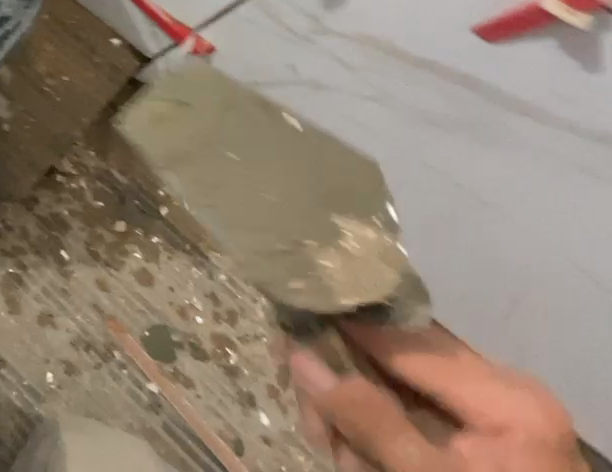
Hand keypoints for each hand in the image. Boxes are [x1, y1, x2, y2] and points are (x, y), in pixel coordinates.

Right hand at [289, 321, 586, 471]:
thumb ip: (364, 417)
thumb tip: (296, 352)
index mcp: (505, 394)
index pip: (394, 334)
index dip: (332, 328)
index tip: (280, 335)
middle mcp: (503, 385)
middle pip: (389, 352)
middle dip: (342, 387)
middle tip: (314, 427)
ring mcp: (495, 405)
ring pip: (390, 377)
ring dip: (352, 412)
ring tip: (336, 452)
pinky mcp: (485, 425)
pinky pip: (408, 402)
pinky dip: (376, 425)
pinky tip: (361, 457)